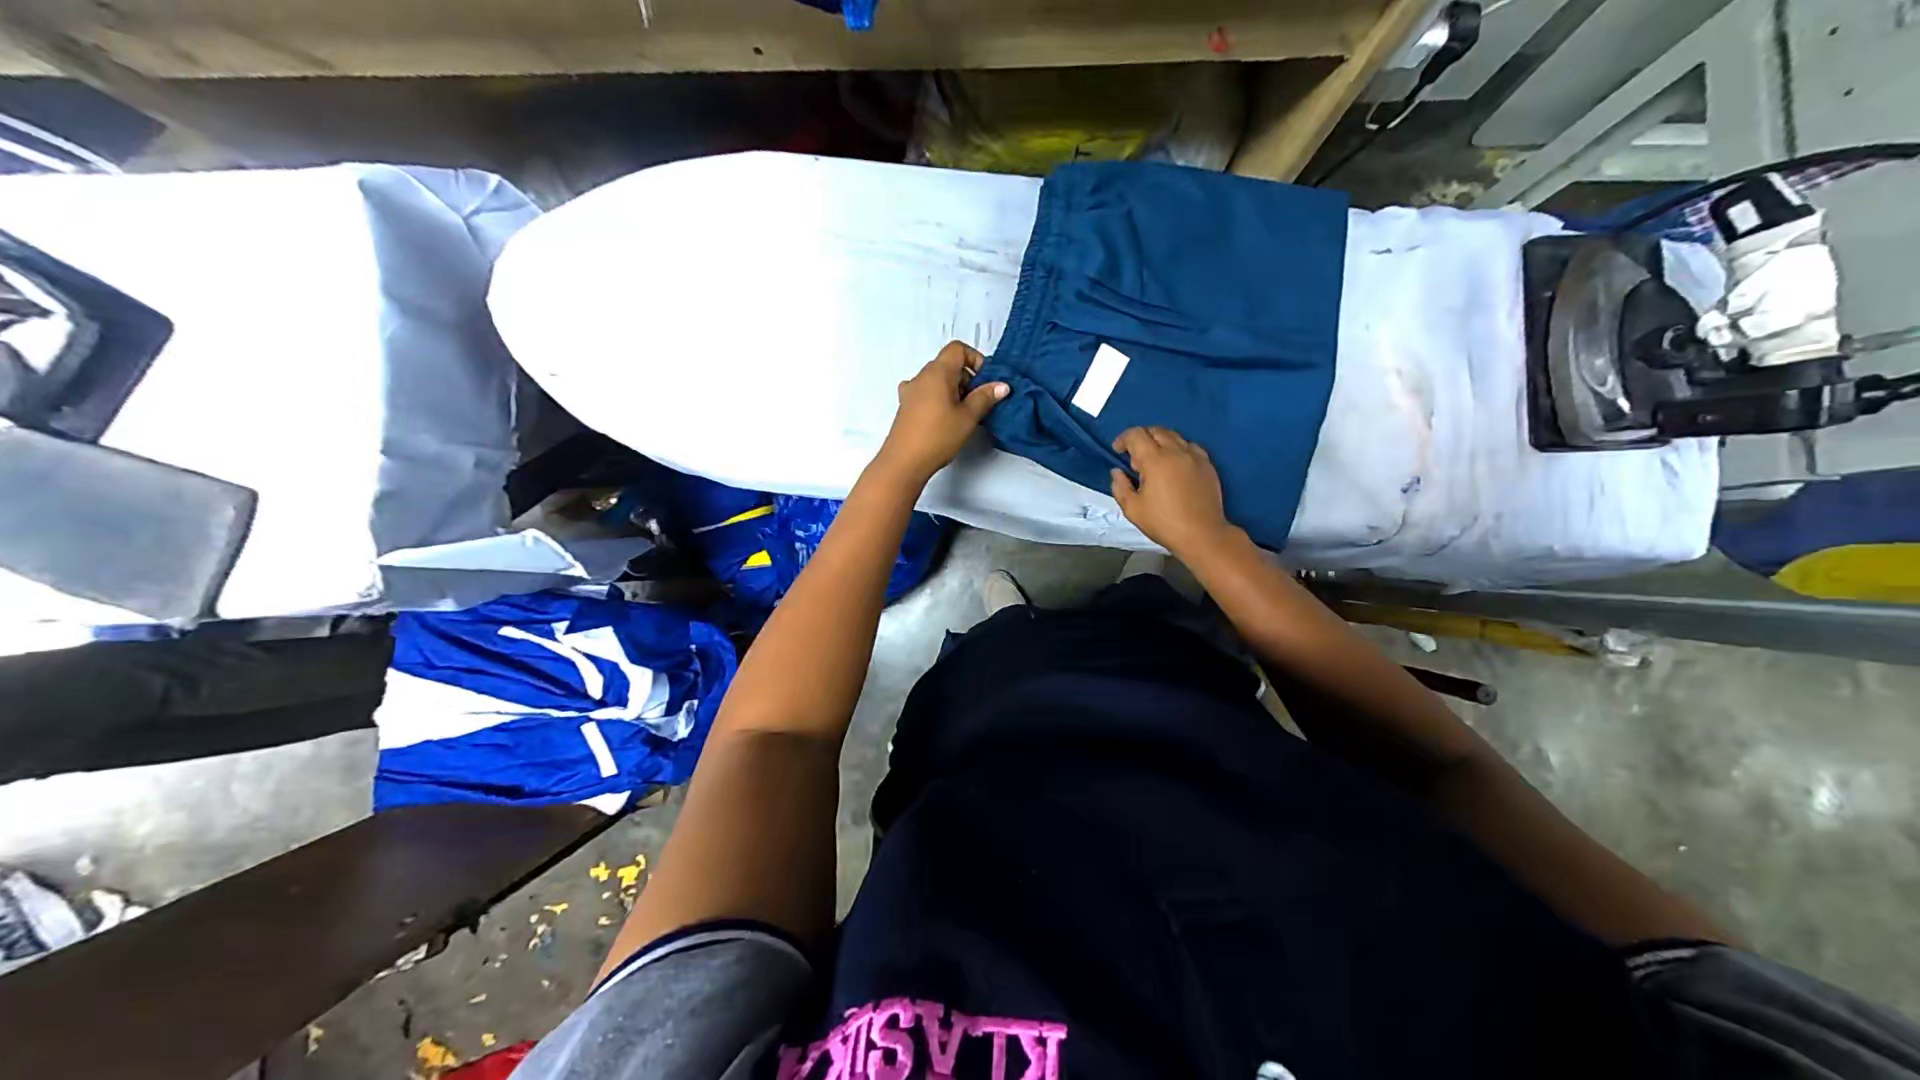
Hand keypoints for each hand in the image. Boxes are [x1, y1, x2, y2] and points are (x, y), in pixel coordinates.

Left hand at [874, 340, 1008, 482]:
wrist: (904, 462)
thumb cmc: (937, 437)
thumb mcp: (968, 417)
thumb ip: (985, 397)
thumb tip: (1001, 385)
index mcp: (937, 372)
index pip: (957, 349)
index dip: (975, 359)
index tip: (985, 380)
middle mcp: (921, 377)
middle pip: (948, 365)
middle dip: (967, 378)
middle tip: (979, 401)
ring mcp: (911, 392)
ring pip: (937, 380)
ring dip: (954, 390)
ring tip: (963, 414)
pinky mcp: (906, 407)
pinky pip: (927, 393)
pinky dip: (940, 399)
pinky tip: (946, 419)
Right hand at [1109, 426, 1238, 558]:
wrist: (1202, 534)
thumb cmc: (1164, 523)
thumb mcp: (1133, 509)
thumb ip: (1120, 486)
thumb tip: (1117, 472)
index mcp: (1155, 460)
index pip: (1136, 435)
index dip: (1123, 439)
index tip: (1118, 450)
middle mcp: (1176, 452)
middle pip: (1156, 431)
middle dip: (1141, 438)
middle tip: (1135, 458)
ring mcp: (1195, 456)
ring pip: (1174, 436)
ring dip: (1160, 442)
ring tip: (1155, 461)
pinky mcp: (1207, 464)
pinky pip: (1190, 446)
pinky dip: (1178, 449)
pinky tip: (1175, 464)